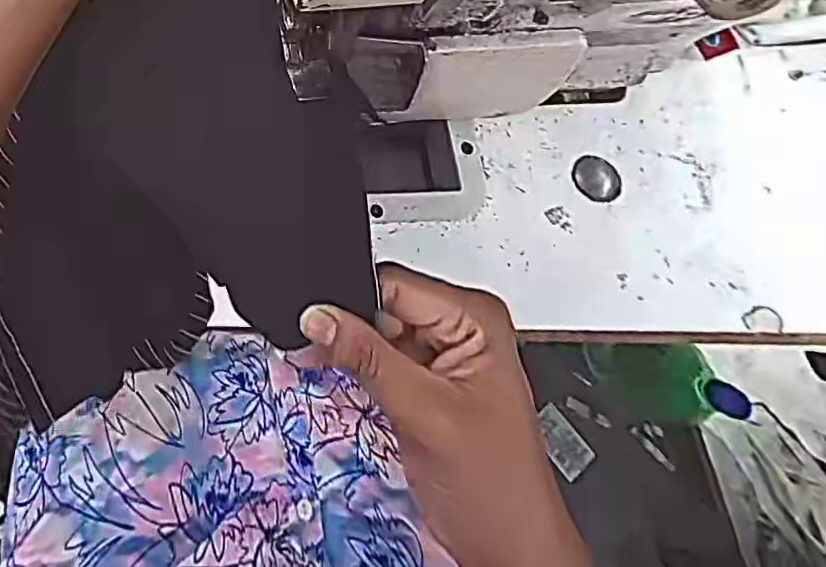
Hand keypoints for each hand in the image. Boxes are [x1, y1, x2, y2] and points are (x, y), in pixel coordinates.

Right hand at [301, 265, 589, 566]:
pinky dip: (361, 373)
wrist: (510, 552)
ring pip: (377, 332)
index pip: (396, 285)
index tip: (314, 323)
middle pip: (384, 305)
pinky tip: (358, 390)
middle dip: (350, 330)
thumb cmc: (497, 489)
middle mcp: (461, 325)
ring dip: (353, 355)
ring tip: (339, 378)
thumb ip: (368, 359)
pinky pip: (381, 358)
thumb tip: (320, 318)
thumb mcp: (424, 413)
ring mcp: (443, 352)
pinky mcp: (426, 377)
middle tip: (316, 353)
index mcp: (475, 317)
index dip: (352, 301)